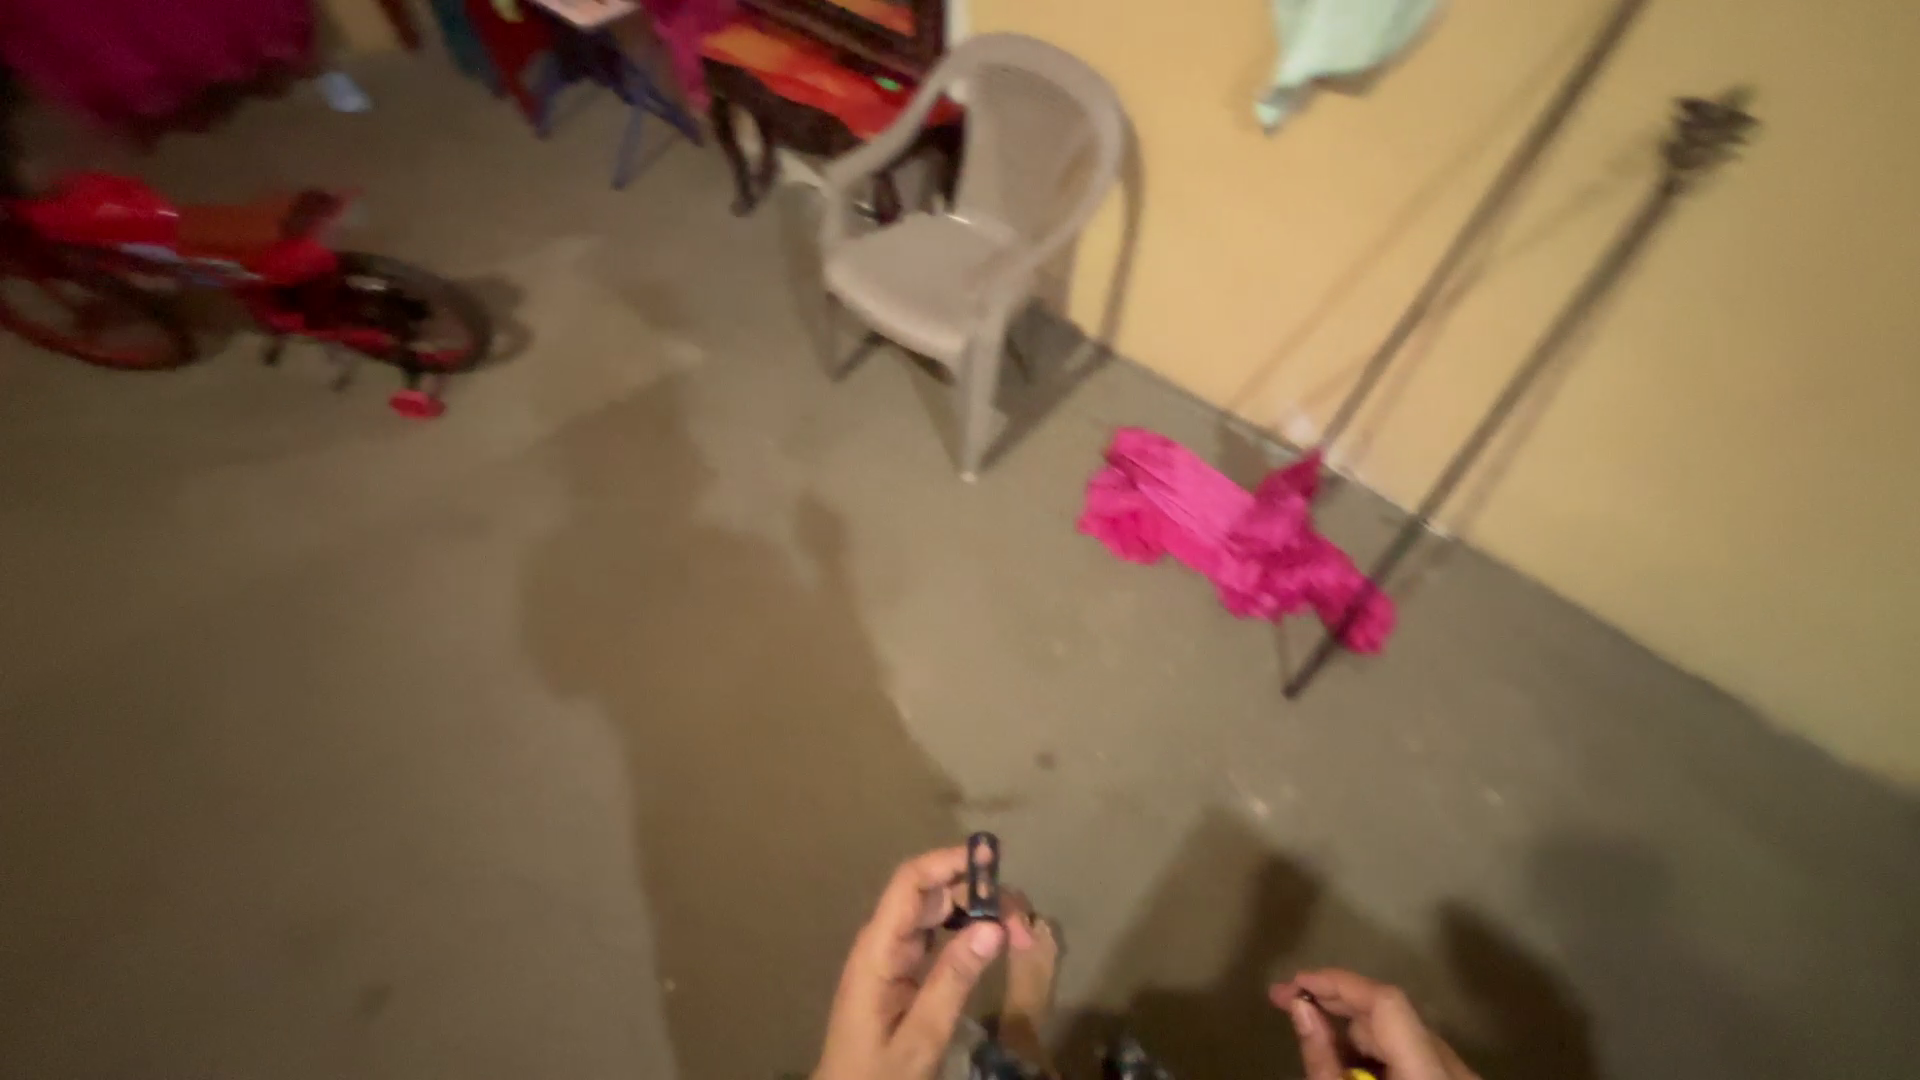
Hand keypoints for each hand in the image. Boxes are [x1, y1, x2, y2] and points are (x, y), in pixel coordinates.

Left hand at [813, 846, 1037, 1079]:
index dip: (949, 861)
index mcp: (878, 947)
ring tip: (1017, 931)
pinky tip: (991, 941)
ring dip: (977, 911)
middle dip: (978, 893)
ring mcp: (893, 953)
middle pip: (932, 893)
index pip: (911, 882)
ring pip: (938, 910)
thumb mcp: (920, 1037)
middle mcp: (884, 939)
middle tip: (1023, 921)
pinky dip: (967, 930)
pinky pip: (936, 934)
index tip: (992, 859)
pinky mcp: (903, 970)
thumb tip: (994, 925)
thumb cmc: (875, 1076)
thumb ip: (953, 980)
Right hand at [1270, 970, 1477, 1079]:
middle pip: (1391, 1014)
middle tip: (1286, 1002)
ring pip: (1401, 1034)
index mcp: (1428, 1072)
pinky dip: (1379, 1051)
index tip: (1294, 983)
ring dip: (1355, 1030)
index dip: (1336, 982)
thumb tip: (1300, 1005)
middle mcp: (1456, 1069)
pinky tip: (1351, 1063)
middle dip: (1337, 1004)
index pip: (1384, 1001)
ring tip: (1316, 1040)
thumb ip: (1322, 1058)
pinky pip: (1415, 1054)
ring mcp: (1464, 1078)